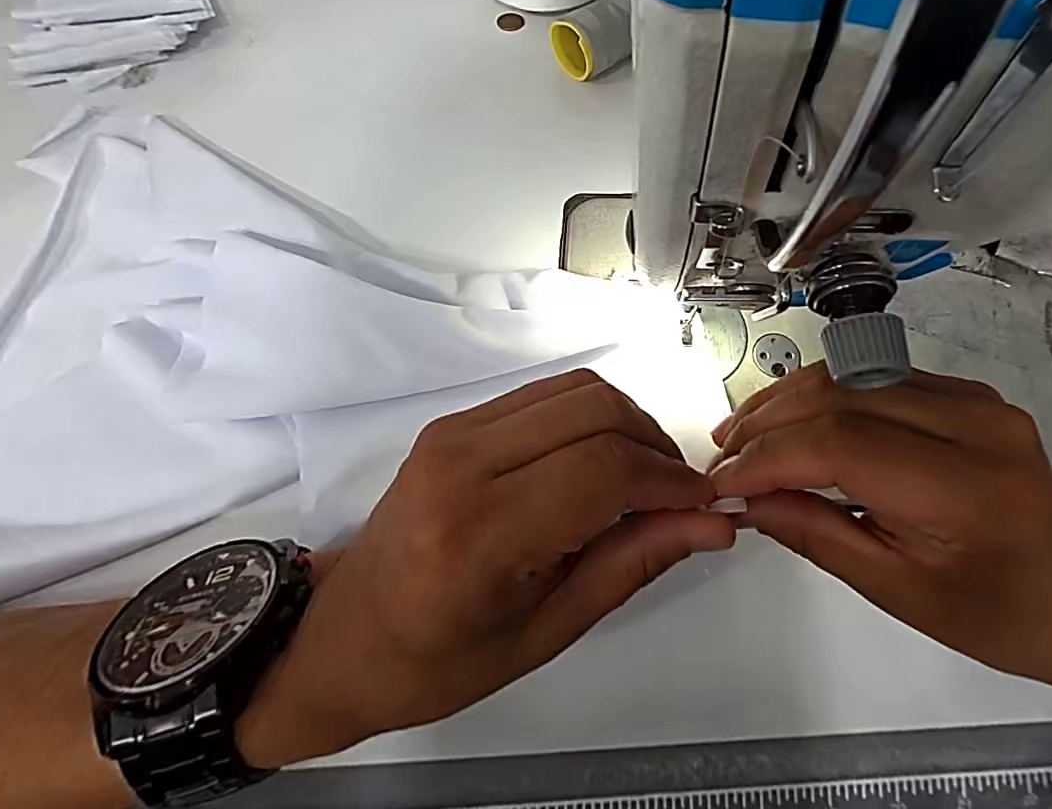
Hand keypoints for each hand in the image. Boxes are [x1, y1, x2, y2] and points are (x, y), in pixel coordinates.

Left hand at [238, 370, 732, 766]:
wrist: (342, 634)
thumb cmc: (437, 659)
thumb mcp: (546, 631)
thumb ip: (631, 564)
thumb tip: (709, 524)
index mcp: (479, 532)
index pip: (603, 471)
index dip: (669, 482)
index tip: (705, 504)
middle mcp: (463, 462)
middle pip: (596, 412)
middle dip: (656, 445)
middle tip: (678, 493)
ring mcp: (455, 430)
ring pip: (577, 391)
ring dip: (629, 424)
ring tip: (646, 477)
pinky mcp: (456, 420)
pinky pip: (547, 395)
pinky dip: (593, 417)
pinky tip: (602, 459)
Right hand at [708, 365, 1051, 686]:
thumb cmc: (1000, 612)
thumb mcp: (900, 594)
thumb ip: (816, 535)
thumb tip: (748, 500)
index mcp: (970, 488)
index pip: (843, 445)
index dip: (769, 457)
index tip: (722, 481)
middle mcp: (975, 424)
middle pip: (839, 396)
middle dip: (766, 424)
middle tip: (722, 457)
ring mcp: (970, 397)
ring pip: (847, 374)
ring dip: (783, 401)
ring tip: (740, 435)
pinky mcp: (958, 389)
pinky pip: (867, 376)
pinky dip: (815, 396)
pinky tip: (785, 419)